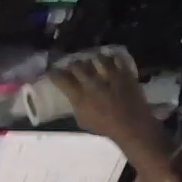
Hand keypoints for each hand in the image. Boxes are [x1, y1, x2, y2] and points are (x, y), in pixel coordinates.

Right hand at [50, 51, 165, 154]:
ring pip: (100, 60)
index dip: (55, 74)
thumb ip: (77, 105)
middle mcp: (93, 84)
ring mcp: (111, 78)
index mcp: (79, 97)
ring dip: (95, 58)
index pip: (63, 81)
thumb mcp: (82, 119)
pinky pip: (120, 61)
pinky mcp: (126, 75)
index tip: (52, 70)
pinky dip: (115, 58)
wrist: (129, 122)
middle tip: (73, 62)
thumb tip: (75, 96)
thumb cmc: (103, 125)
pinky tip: (112, 56)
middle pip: (80, 67)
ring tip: (93, 56)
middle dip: (74, 63)